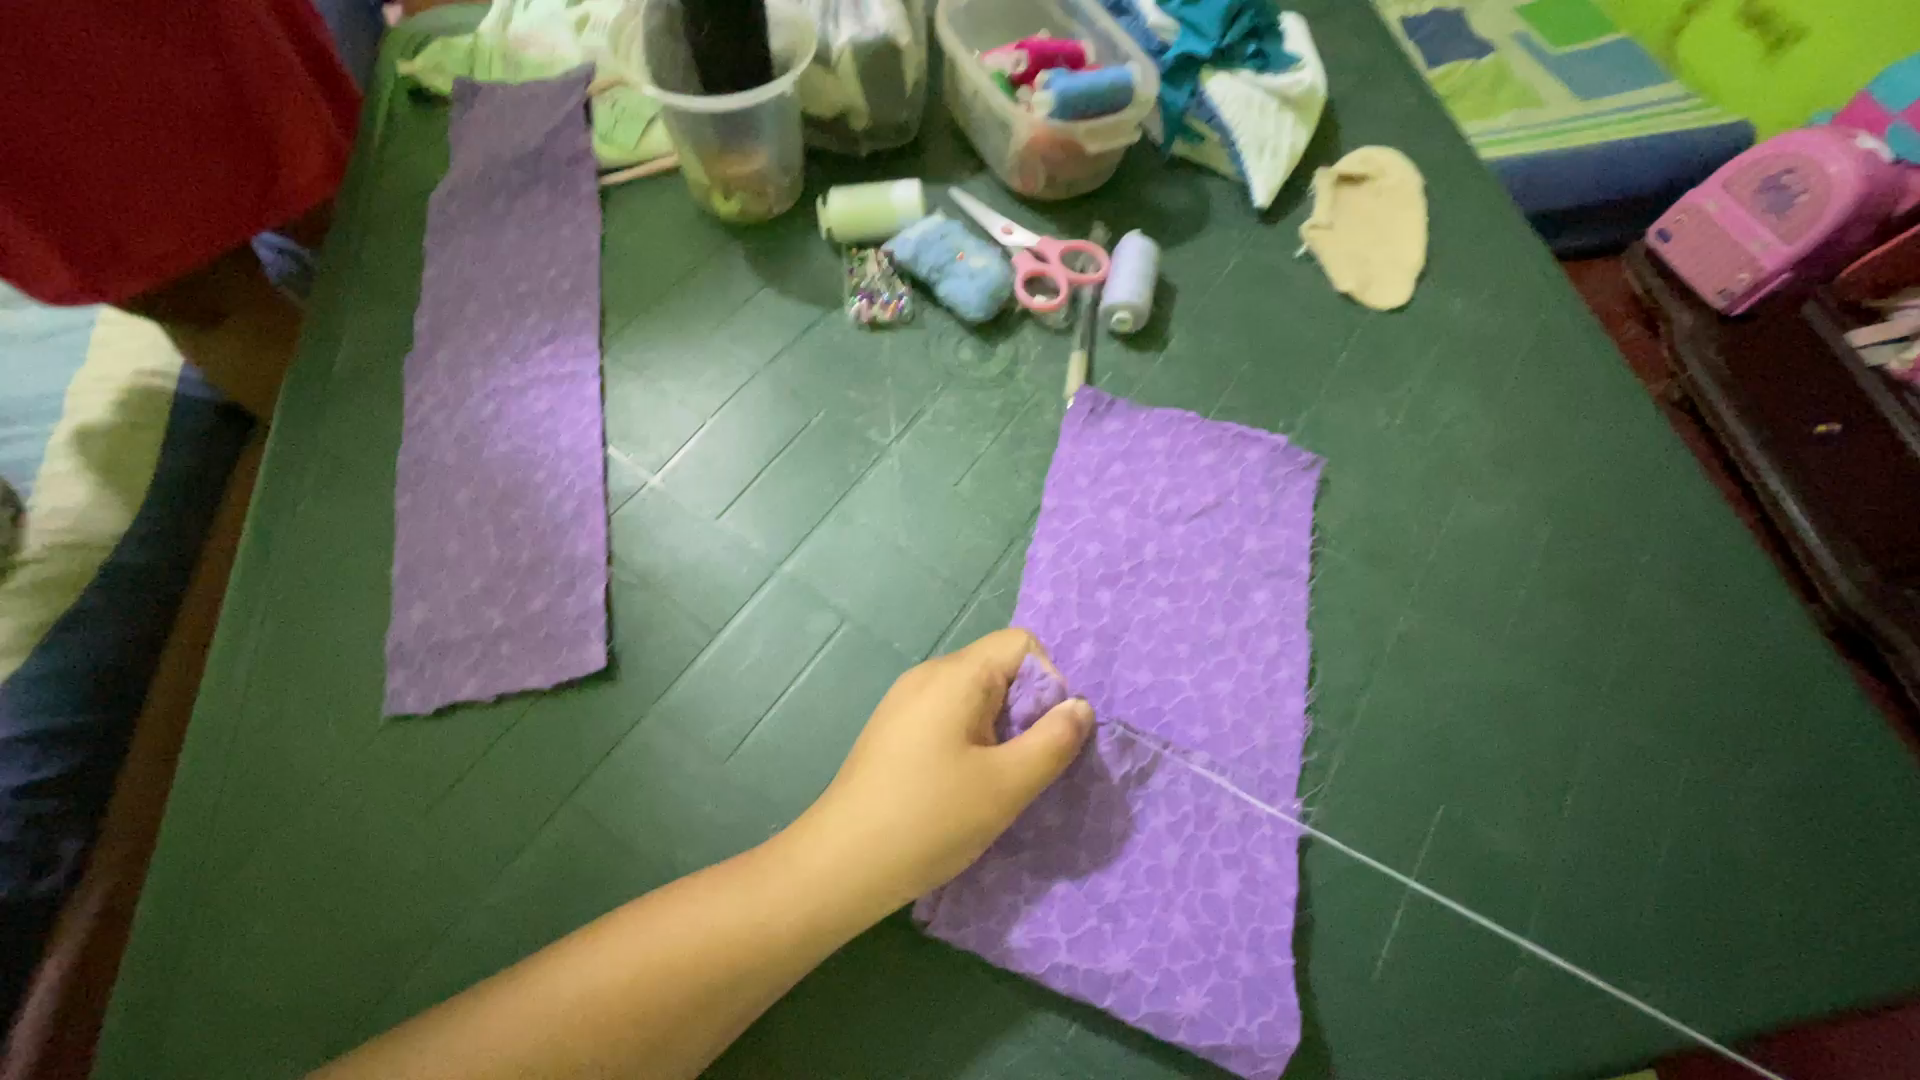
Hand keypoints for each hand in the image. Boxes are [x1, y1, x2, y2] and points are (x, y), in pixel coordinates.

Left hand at [787, 629, 1094, 910]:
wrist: (841, 865)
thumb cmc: (930, 820)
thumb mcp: (1007, 785)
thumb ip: (1053, 741)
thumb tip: (1080, 706)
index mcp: (955, 676)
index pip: (1022, 644)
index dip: (1050, 683)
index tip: (1047, 736)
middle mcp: (928, 676)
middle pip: (999, 668)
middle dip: (1027, 711)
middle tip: (1026, 767)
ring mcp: (906, 702)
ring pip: (976, 697)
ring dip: (1001, 731)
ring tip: (997, 782)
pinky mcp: (895, 730)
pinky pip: (949, 716)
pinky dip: (972, 741)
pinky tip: (964, 787)